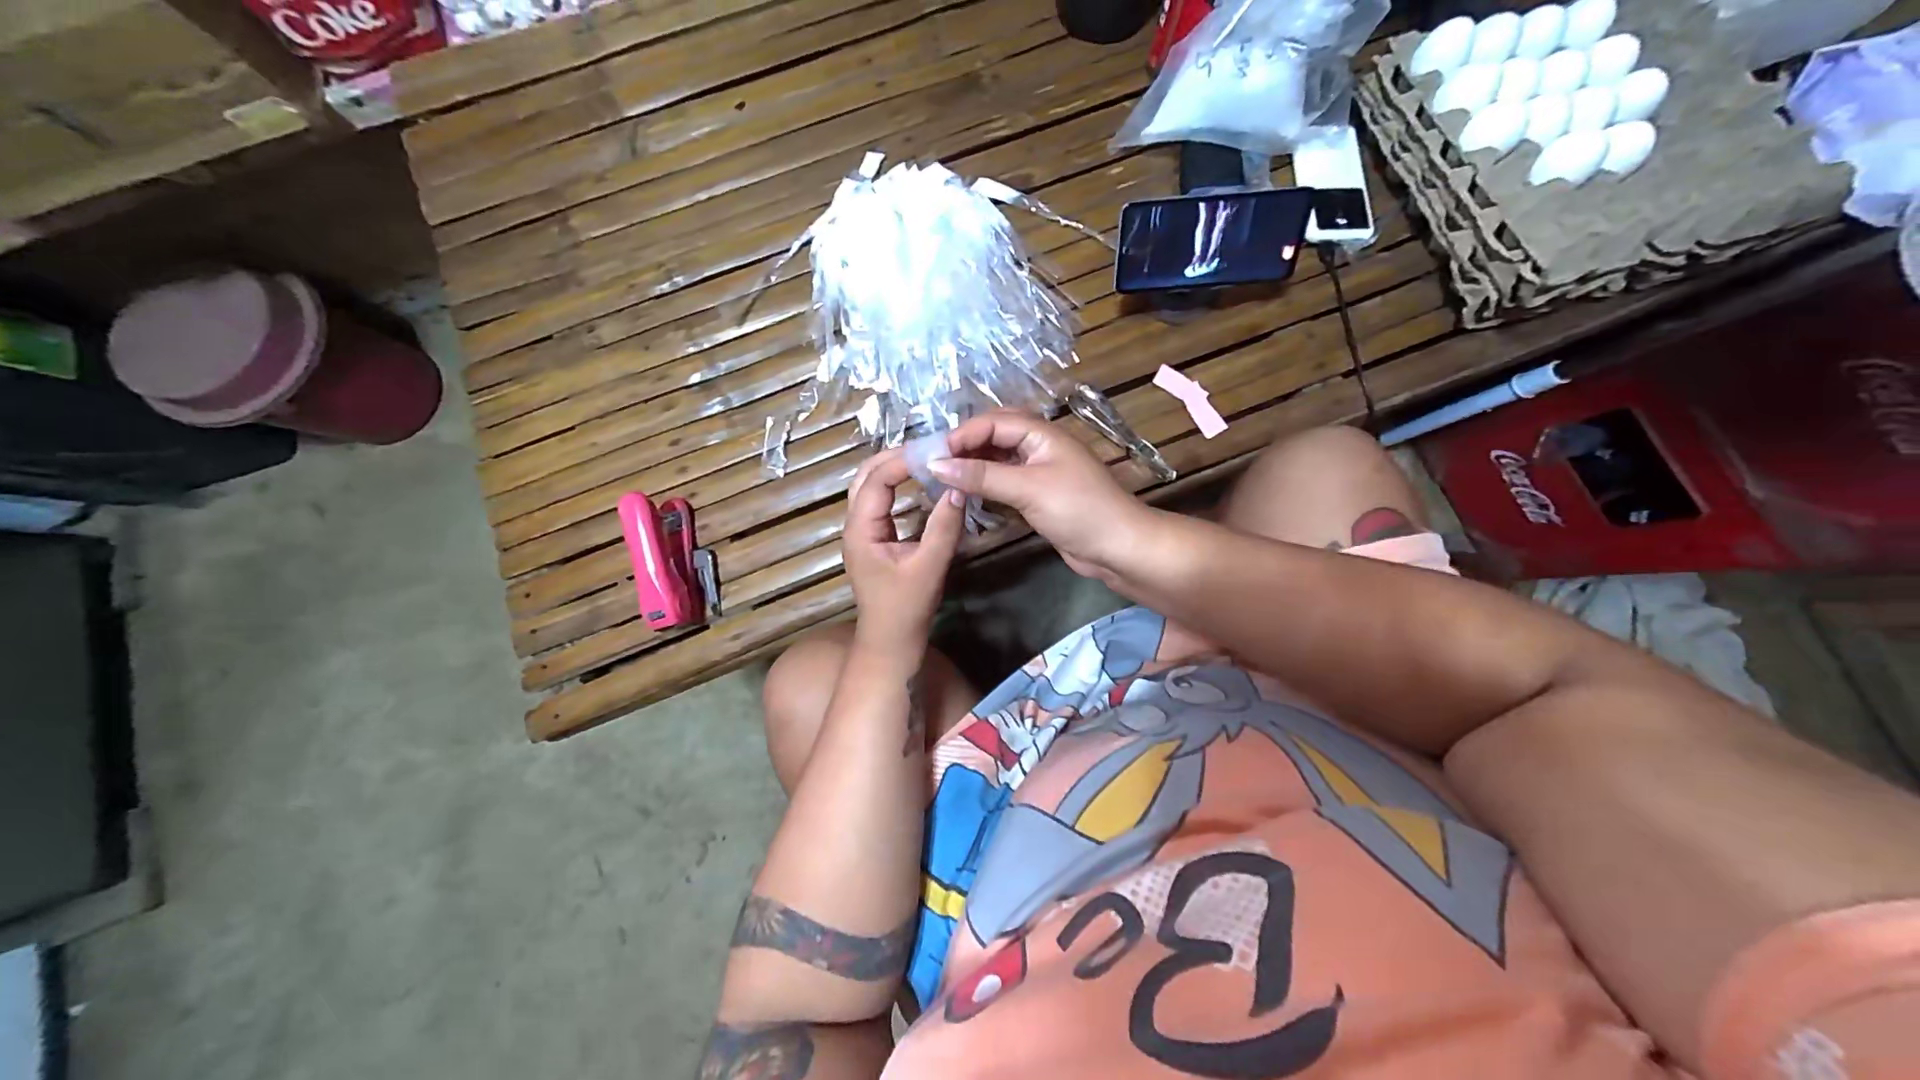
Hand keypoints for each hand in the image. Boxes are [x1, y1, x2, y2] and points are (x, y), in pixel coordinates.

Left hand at [843, 447, 965, 652]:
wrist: (891, 641)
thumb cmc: (906, 608)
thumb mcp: (929, 567)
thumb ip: (944, 527)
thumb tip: (958, 489)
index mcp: (861, 529)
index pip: (878, 479)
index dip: (904, 460)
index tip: (935, 451)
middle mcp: (855, 524)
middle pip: (866, 475)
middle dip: (895, 457)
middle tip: (930, 449)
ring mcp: (862, 530)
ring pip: (870, 485)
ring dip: (893, 468)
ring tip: (926, 459)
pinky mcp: (873, 537)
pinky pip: (880, 500)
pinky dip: (896, 484)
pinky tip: (919, 482)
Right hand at [928, 409, 1153, 579]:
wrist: (1119, 548)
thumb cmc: (1078, 510)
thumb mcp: (1027, 489)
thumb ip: (981, 475)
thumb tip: (936, 464)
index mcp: (1041, 433)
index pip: (992, 423)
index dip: (961, 436)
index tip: (932, 456)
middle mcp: (1039, 446)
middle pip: (994, 436)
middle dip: (964, 446)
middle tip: (934, 465)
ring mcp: (1040, 471)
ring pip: (998, 459)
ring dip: (972, 465)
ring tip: (943, 479)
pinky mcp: (1039, 494)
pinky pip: (1005, 480)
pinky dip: (985, 484)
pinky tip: (966, 494)